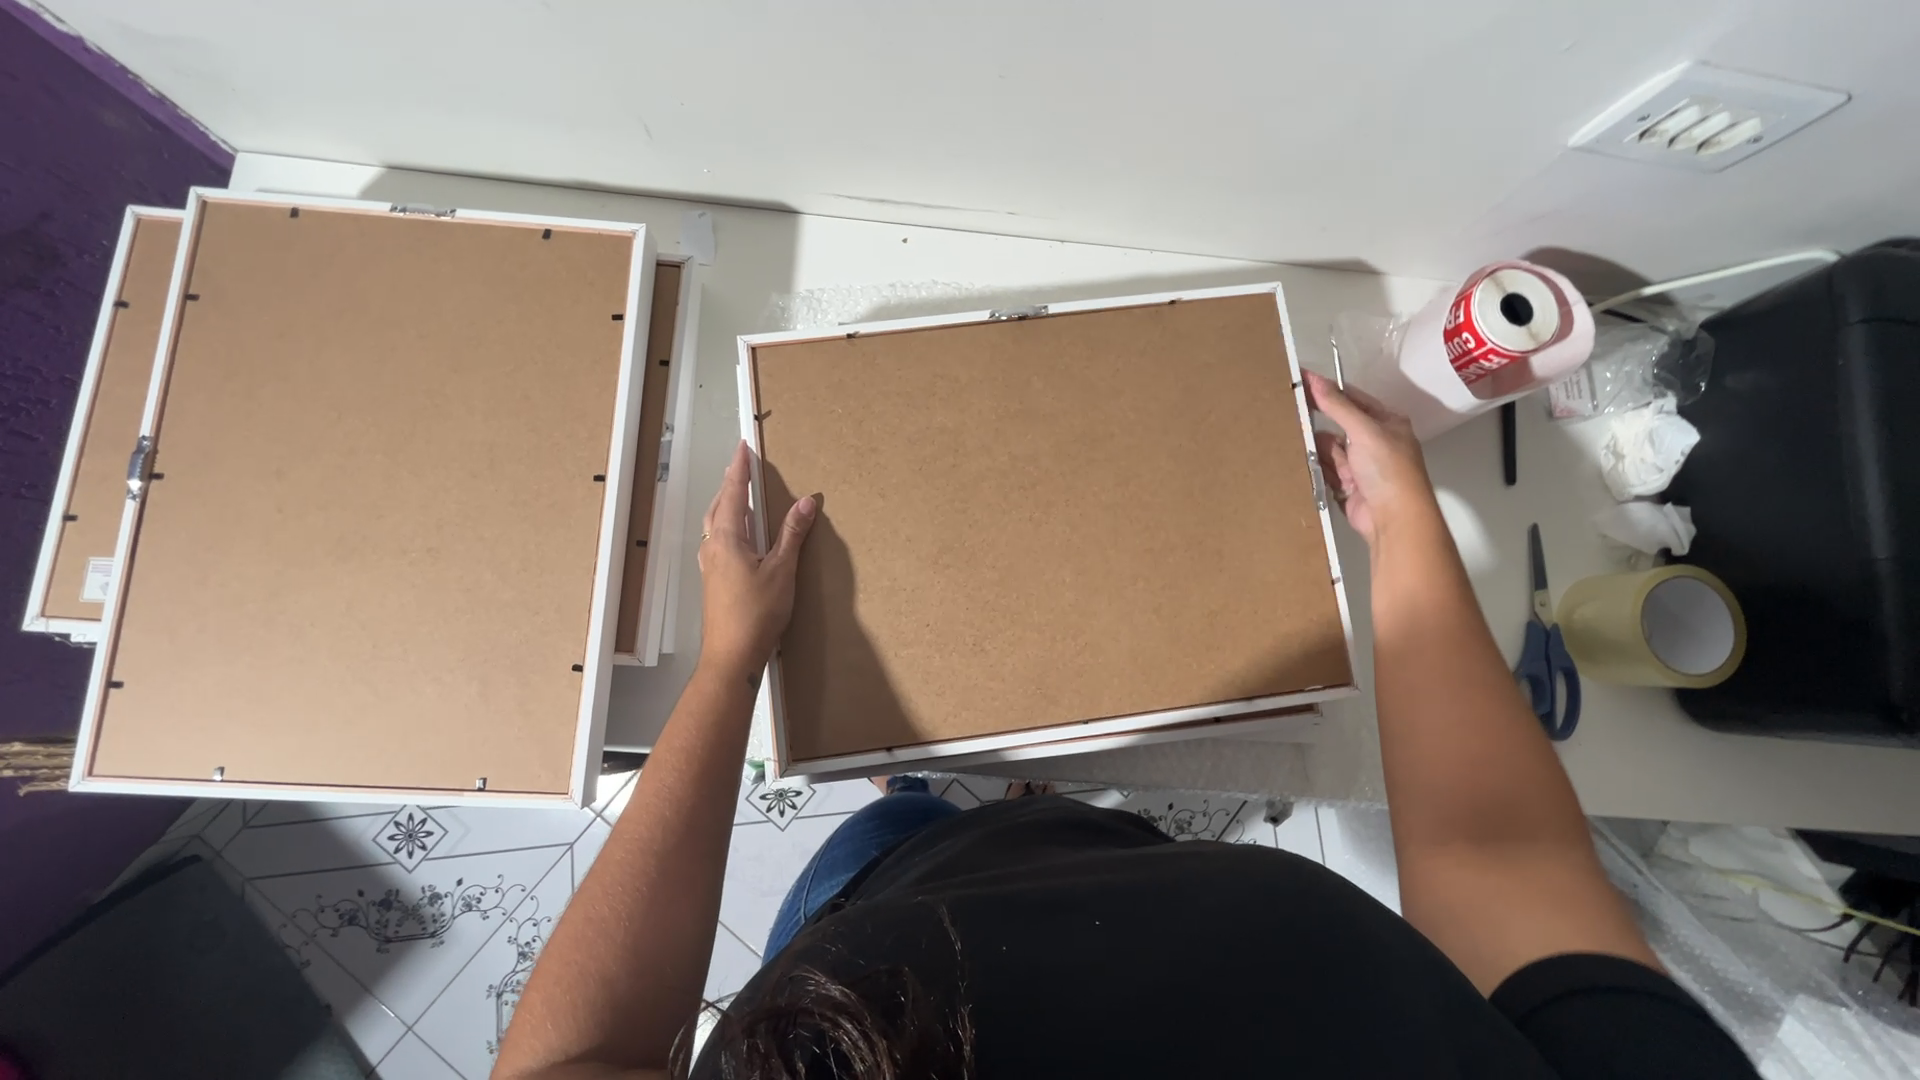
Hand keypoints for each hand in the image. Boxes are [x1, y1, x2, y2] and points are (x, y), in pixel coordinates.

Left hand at [697, 441, 816, 676]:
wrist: (731, 655)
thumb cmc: (756, 613)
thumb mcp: (782, 570)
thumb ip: (792, 534)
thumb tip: (807, 502)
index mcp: (726, 538)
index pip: (733, 493)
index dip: (739, 469)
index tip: (742, 447)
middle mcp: (712, 548)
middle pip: (718, 506)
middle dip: (730, 484)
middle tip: (742, 467)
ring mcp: (710, 566)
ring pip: (715, 524)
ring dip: (727, 505)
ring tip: (741, 496)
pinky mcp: (714, 581)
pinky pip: (718, 541)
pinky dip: (728, 526)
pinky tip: (739, 536)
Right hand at [1304, 371, 1439, 550]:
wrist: (1394, 517)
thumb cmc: (1386, 468)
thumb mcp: (1364, 430)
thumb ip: (1338, 406)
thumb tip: (1314, 378)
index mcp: (1386, 422)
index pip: (1353, 399)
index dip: (1328, 390)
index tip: (1301, 381)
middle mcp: (1374, 441)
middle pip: (1339, 424)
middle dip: (1317, 419)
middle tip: (1286, 408)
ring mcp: (1361, 465)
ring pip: (1329, 448)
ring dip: (1313, 445)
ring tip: (1286, 435)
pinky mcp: (1347, 486)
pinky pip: (1325, 470)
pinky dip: (1313, 466)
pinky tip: (1295, 459)